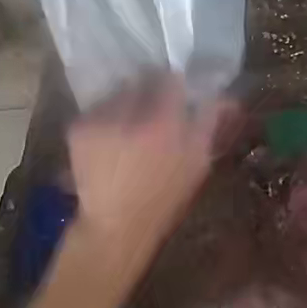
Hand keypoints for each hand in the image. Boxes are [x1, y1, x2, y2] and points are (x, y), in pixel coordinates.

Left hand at [65, 76, 223, 279]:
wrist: (117, 227)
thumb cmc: (166, 197)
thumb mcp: (198, 162)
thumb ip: (211, 122)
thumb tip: (228, 97)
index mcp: (163, 122)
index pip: (170, 80)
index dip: (175, 85)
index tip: (177, 95)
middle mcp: (129, 114)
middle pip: (142, 82)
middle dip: (149, 91)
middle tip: (152, 112)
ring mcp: (99, 120)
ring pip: (118, 94)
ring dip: (126, 104)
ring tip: (129, 128)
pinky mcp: (78, 128)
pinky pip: (97, 110)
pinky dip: (105, 119)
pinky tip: (110, 140)